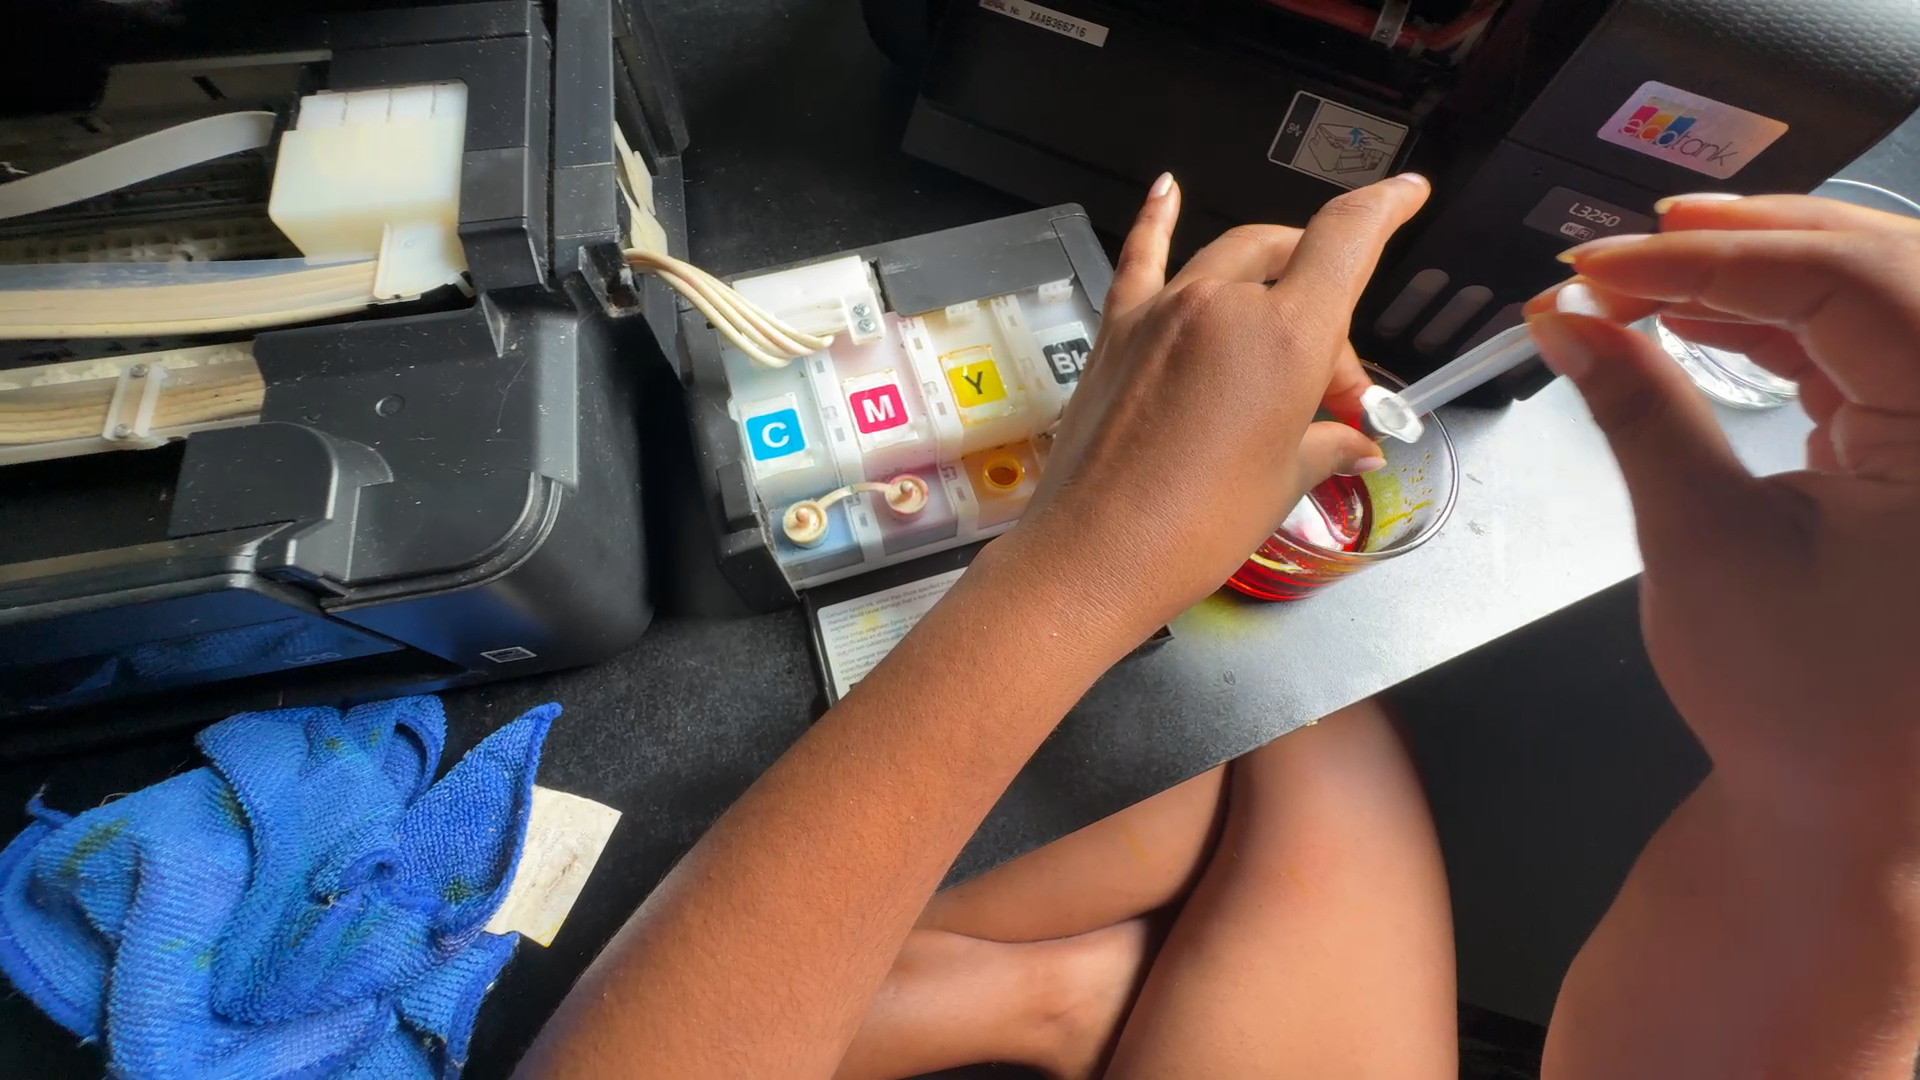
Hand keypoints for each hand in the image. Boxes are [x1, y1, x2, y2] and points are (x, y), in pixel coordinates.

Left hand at [1002, 173, 1430, 641]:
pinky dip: (1156, 222)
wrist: (1094, 554)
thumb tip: (1358, 443)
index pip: (1346, 239)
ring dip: (1263, 282)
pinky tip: (1165, 190)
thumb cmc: (1198, 528)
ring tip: (1271, 333)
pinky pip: (1139, 261)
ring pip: (1227, 261)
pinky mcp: (1114, 332)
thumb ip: (1323, 444)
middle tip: (1322, 387)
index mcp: (1282, 336)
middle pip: (1289, 261)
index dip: (1384, 208)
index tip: (1406, 197)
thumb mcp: (1279, 484)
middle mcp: (1220, 304)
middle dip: (1319, 308)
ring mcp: (1158, 312)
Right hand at [1527, 194, 1919, 841]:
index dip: (1696, 261)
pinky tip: (1701, 325)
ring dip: (1756, 280)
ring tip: (1642, 281)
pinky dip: (1781, 329)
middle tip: (1613, 253)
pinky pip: (1877, 350)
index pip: (1842, 284)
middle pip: (1891, 263)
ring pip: (1888, 296)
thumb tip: (1566, 325)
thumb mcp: (1697, 537)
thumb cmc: (1790, 687)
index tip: (1583, 270)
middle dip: (1738, 244)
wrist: (1866, 792)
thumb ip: (1636, 410)